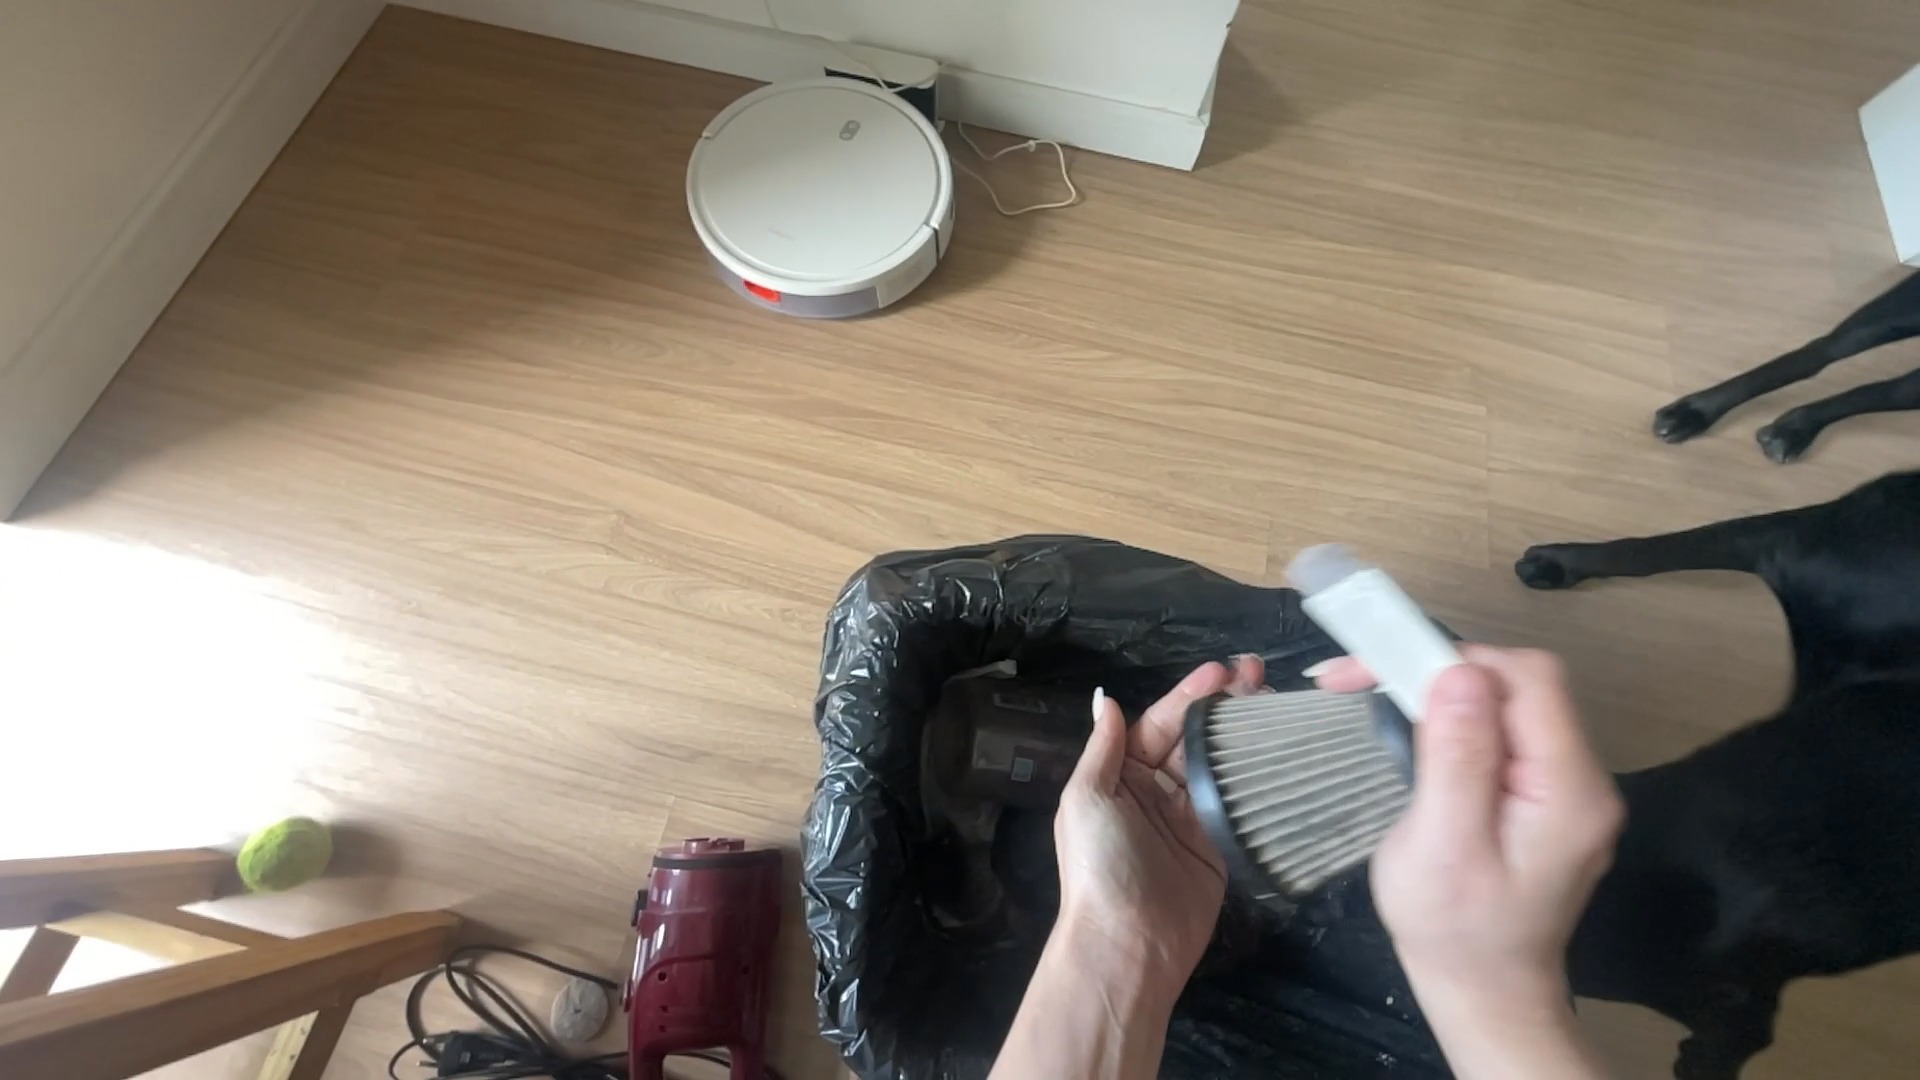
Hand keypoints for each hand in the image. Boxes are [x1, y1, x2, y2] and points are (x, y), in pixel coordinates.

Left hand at [1052, 655, 1263, 987]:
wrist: (1128, 943)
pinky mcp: (1219, 845)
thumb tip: (1104, 699)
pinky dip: (1257, 778)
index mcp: (1120, 773)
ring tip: (1275, 700)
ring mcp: (1190, 816)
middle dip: (1222, 706)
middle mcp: (1156, 789)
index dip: (1188, 696)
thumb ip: (1103, 748)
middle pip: (1193, 738)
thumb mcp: (1086, 797)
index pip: (1159, 723)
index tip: (1222, 670)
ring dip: (1243, 734)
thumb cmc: (1099, 863)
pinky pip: (1238, 803)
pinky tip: (1279, 752)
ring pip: (1219, 764)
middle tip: (1258, 673)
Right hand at [1316, 647, 1622, 1076]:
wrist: (1481, 989)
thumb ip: (1458, 757)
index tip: (1378, 672)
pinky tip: (1405, 723)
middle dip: (1432, 666)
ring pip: (1499, 697)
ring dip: (1431, 685)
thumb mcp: (1444, 844)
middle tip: (1355, 680)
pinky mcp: (1532, 790)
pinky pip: (1493, 725)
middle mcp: (1577, 777)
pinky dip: (1442, 710)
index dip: (1452, 659)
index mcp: (1566, 788)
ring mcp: (1558, 784)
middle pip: (1513, 681)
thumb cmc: (1452, 926)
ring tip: (1367, 693)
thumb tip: (1458, 673)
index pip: (1526, 679)